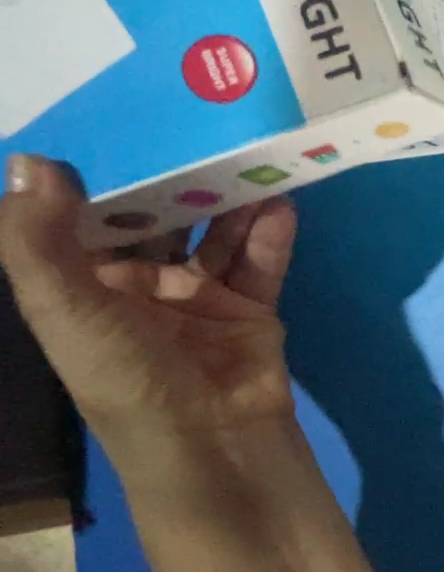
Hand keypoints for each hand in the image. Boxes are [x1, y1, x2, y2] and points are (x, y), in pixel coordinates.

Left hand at [0, 155, 297, 444]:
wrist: (209, 435)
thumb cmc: (123, 374)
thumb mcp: (63, 306)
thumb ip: (39, 236)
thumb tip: (37, 161)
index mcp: (81, 284)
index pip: (84, 220)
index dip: (97, 181)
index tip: (118, 135)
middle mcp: (139, 286)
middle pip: (159, 224)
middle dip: (175, 187)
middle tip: (198, 141)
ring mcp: (200, 297)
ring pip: (215, 239)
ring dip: (229, 205)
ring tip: (247, 165)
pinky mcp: (252, 311)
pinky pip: (261, 265)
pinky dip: (270, 237)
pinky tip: (279, 207)